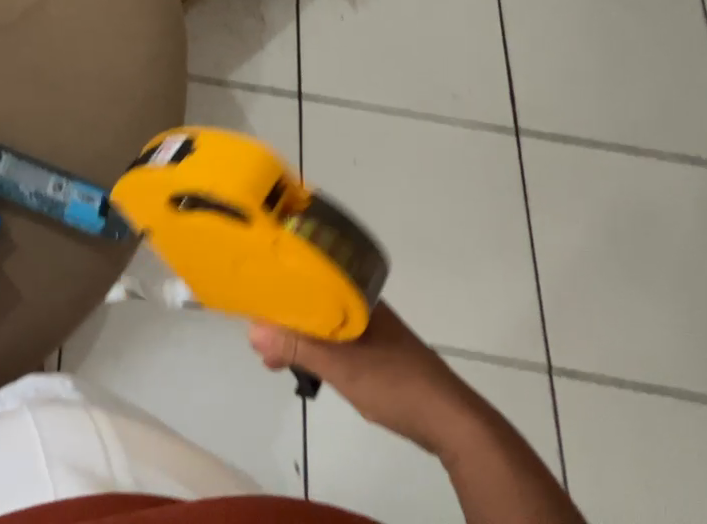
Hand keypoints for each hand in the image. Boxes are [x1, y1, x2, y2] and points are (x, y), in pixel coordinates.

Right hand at [248, 304, 475, 454]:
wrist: (455, 425)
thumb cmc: (397, 384)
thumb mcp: (340, 366)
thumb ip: (296, 347)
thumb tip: (251, 331)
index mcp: (359, 299)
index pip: (309, 282)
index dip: (279, 293)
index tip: (254, 311)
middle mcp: (365, 310)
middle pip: (313, 306)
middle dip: (284, 322)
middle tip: (261, 344)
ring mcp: (374, 334)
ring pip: (324, 328)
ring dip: (299, 340)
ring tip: (275, 360)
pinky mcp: (379, 357)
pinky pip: (336, 346)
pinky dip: (316, 354)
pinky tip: (305, 368)